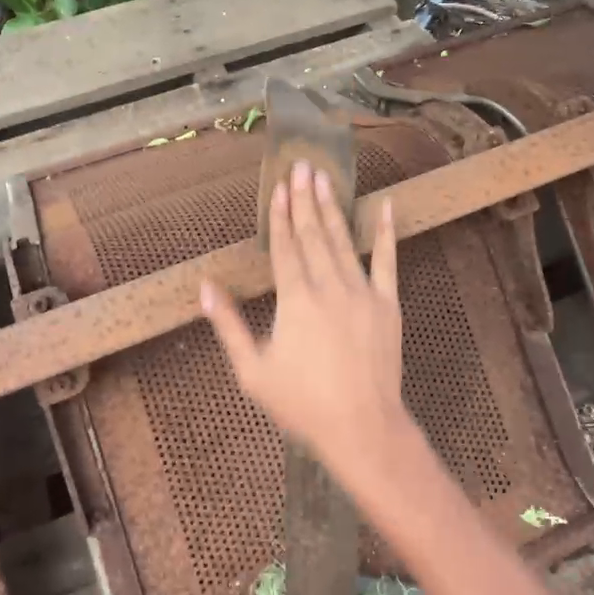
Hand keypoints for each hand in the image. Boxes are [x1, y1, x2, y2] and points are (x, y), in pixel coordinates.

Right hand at [199, 159, 408, 463]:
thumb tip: (205, 288)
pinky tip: (385, 207)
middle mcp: (328, 287)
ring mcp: (362, 293)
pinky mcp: (387, 305)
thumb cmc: (302, 404)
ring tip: (325, 178)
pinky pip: (387, 262)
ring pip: (342, 241)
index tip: (279, 187)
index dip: (281, 215)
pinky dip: (385, 233)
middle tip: (302, 165)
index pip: (286, 247)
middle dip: (305, 199)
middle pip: (313, 234)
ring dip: (332, 208)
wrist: (362, 429)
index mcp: (296, 300)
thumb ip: (229, 326)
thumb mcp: (252, 371)